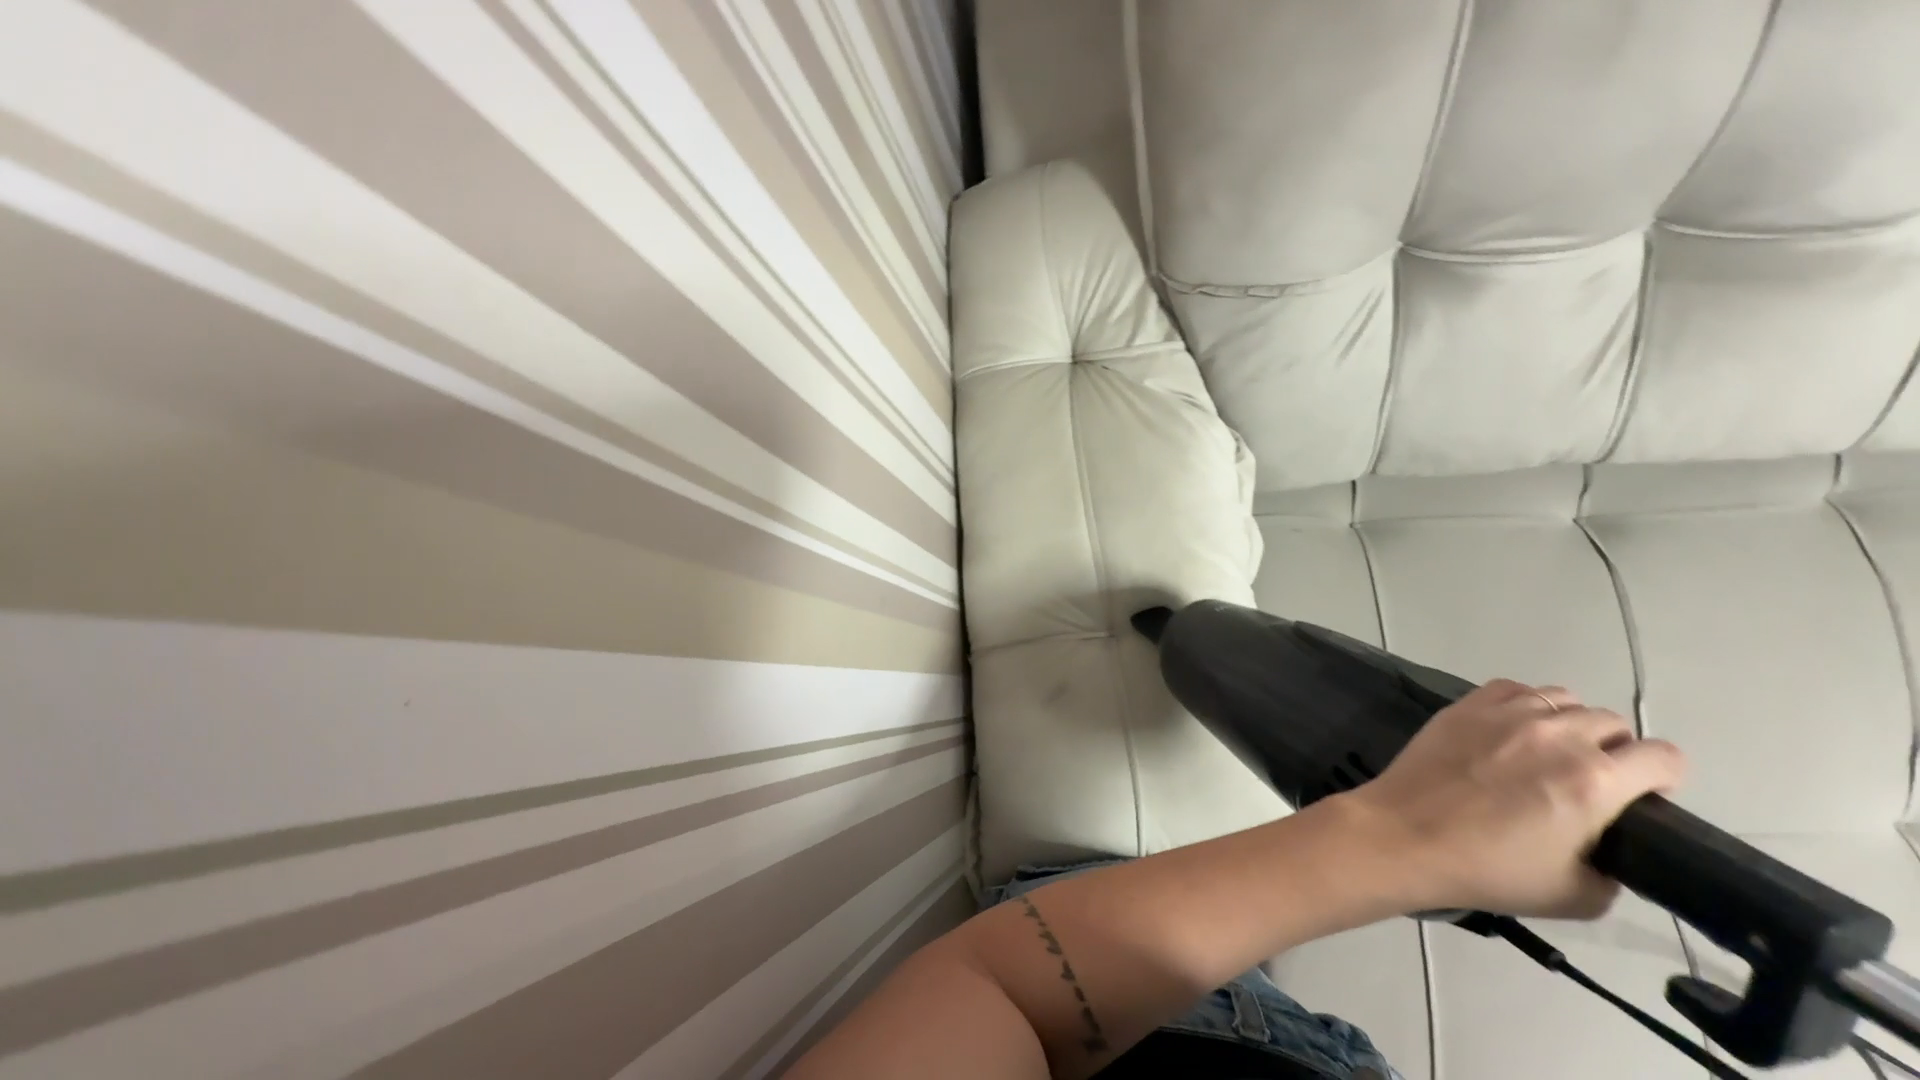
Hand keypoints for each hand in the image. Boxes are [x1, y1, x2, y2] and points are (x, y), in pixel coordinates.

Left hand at [1341, 679, 1686, 919]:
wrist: (1405, 836)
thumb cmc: (1488, 870)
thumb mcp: (1575, 896)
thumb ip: (1613, 872)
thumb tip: (1612, 852)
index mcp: (1595, 780)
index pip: (1664, 757)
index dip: (1663, 777)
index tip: (1642, 797)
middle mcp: (1559, 735)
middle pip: (1614, 725)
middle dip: (1615, 751)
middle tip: (1589, 782)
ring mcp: (1509, 713)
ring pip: (1566, 700)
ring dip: (1570, 724)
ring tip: (1548, 753)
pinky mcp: (1468, 704)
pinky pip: (1516, 689)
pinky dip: (1526, 705)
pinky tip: (1512, 731)